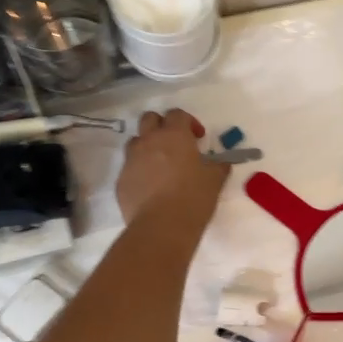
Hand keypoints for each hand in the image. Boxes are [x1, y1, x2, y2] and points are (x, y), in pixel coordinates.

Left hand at [116, 109, 227, 230]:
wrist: (162, 227)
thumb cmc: (193, 198)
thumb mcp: (214, 181)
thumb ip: (218, 167)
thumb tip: (221, 163)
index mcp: (174, 136)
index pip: (177, 114)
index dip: (188, 122)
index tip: (198, 138)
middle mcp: (148, 142)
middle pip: (149, 119)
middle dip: (162, 126)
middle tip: (175, 144)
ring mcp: (131, 160)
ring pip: (135, 141)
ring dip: (147, 147)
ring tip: (160, 165)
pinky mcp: (121, 181)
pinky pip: (129, 168)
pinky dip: (140, 171)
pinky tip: (151, 188)